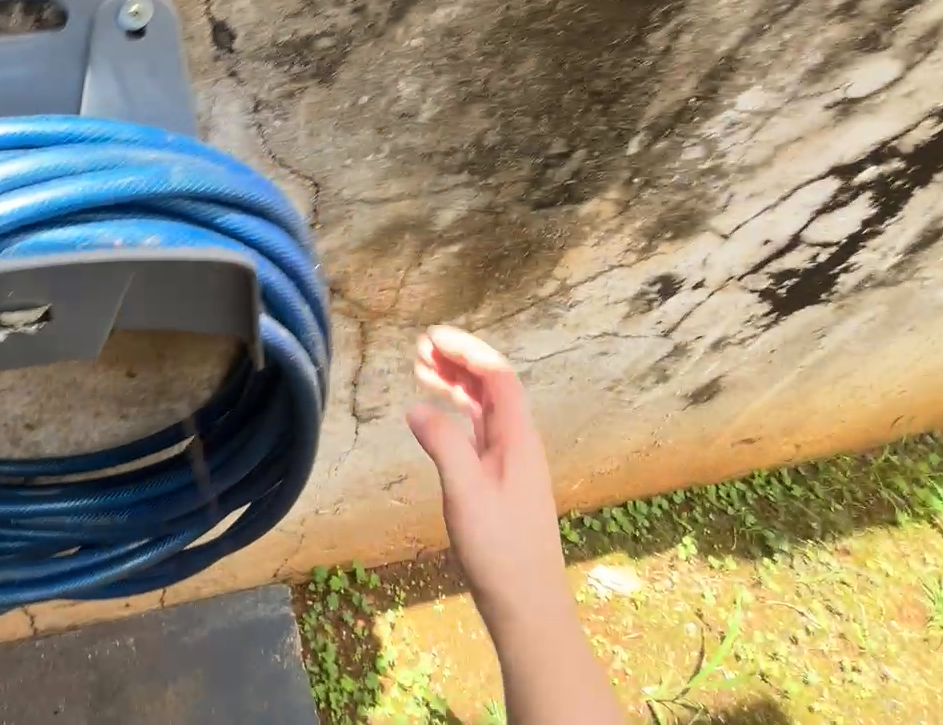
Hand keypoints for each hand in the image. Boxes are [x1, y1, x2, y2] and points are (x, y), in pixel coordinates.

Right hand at [406, 326, 566, 628]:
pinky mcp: (498, 480)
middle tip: (420, 348)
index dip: (467, 350)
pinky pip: (476, 430)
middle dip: (458, 361)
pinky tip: (434, 414)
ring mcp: (509, 462)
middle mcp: (517, 442)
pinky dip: (454, 412)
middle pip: (491, 386)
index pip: (497, 375)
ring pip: (482, 408)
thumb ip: (442, 443)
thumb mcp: (465, 490)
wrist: (526, 604)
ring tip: (420, 368)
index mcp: (517, 437)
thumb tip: (416, 407)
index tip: (432, 337)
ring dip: (455, 384)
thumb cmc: (498, 546)